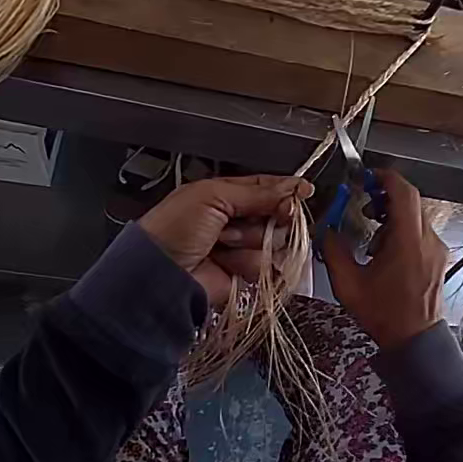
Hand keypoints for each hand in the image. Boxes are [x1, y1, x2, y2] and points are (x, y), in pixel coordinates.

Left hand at [137, 174, 313, 307]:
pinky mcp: (243, 273)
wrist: (159, 273)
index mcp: (227, 194)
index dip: (287, 190)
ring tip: (222, 245)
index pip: (267, 188)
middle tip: (240, 221)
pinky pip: (267, 267)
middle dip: (266, 218)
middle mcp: (237, 220)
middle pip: (278, 215)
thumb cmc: (173, 228)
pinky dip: (251, 264)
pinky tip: (230, 263)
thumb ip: (257, 192)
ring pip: (274, 242)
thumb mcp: (213, 196)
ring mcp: (241, 247)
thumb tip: (293, 189)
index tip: (303, 192)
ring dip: (250, 243)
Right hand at [321, 169, 447, 350]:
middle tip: (365, 205)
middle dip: (386, 197)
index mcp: (408, 241)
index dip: (386, 178)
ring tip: (373, 234)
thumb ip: (334, 251)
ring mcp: (437, 249)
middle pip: (411, 201)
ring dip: (393, 216)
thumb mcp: (348, 284)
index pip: (404, 193)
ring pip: (416, 216)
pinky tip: (386, 249)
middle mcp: (428, 240)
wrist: (414, 340)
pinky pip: (421, 232)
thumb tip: (326, 231)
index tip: (368, 176)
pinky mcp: (438, 258)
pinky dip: (403, 230)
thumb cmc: (384, 314)